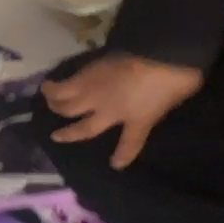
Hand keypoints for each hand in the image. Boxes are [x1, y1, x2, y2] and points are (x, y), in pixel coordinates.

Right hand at [42, 53, 203, 168]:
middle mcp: (110, 112)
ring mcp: (93, 97)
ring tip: (51, 105)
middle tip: (56, 136)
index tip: (115, 165)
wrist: (158, 56)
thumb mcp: (173, 99)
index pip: (130, 143)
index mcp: (139, 120)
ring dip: (56, 108)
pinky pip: (60, 88)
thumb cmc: (176, 79)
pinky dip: (51, 88)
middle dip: (69, 134)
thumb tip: (149, 101)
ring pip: (66, 109)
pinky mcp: (81, 80)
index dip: (122, 155)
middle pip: (85, 129)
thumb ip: (155, 104)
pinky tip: (47, 86)